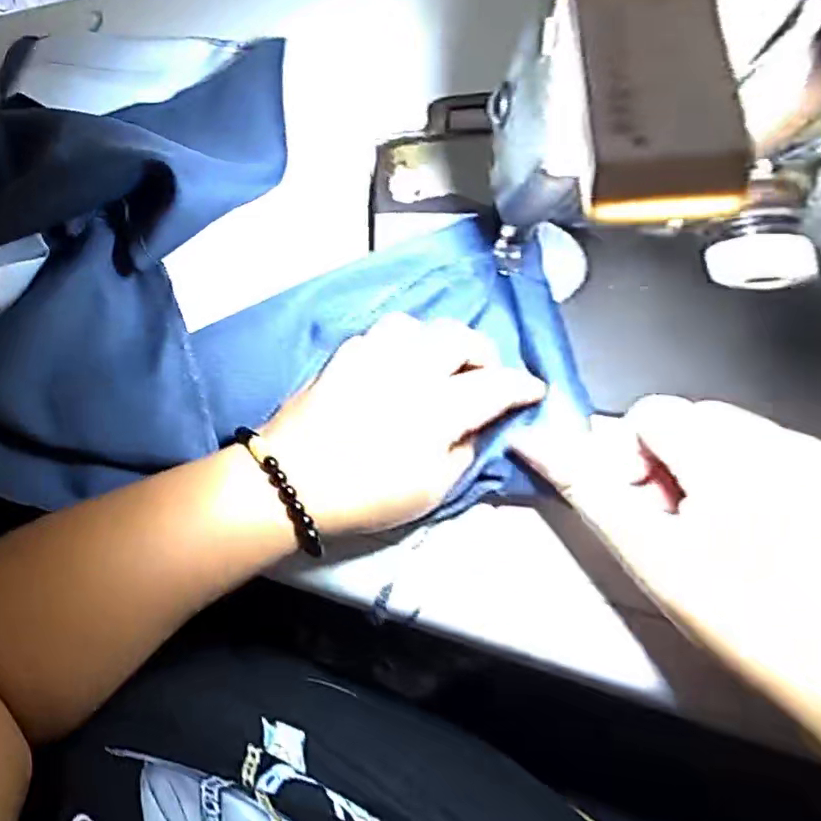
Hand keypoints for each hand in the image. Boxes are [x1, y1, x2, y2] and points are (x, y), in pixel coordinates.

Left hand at [257, 314, 545, 535]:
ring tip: (432, 365)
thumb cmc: (363, 494)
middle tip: (481, 375)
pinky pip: (373, 335)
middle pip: (455, 335)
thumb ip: (464, 451)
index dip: (522, 385)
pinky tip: (391, 367)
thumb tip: (477, 427)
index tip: (531, 390)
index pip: (495, 383)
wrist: (289, 478)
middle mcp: (405, 370)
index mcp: (437, 407)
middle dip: (480, 350)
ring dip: (431, 339)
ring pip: (410, 325)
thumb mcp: (431, 489)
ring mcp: (366, 359)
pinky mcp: (337, 360)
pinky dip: (393, 344)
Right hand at [510, 398, 820, 767]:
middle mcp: (807, 453)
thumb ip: (586, 488)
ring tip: (743, 550)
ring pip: (765, 448)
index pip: (654, 411)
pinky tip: (804, 562)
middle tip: (681, 527)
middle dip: (680, 462)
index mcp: (738, 458)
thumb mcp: (654, 560)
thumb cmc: (773, 634)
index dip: (631, 453)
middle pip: (709, 422)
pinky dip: (796, 501)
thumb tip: (532, 441)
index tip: (642, 503)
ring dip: (735, 480)